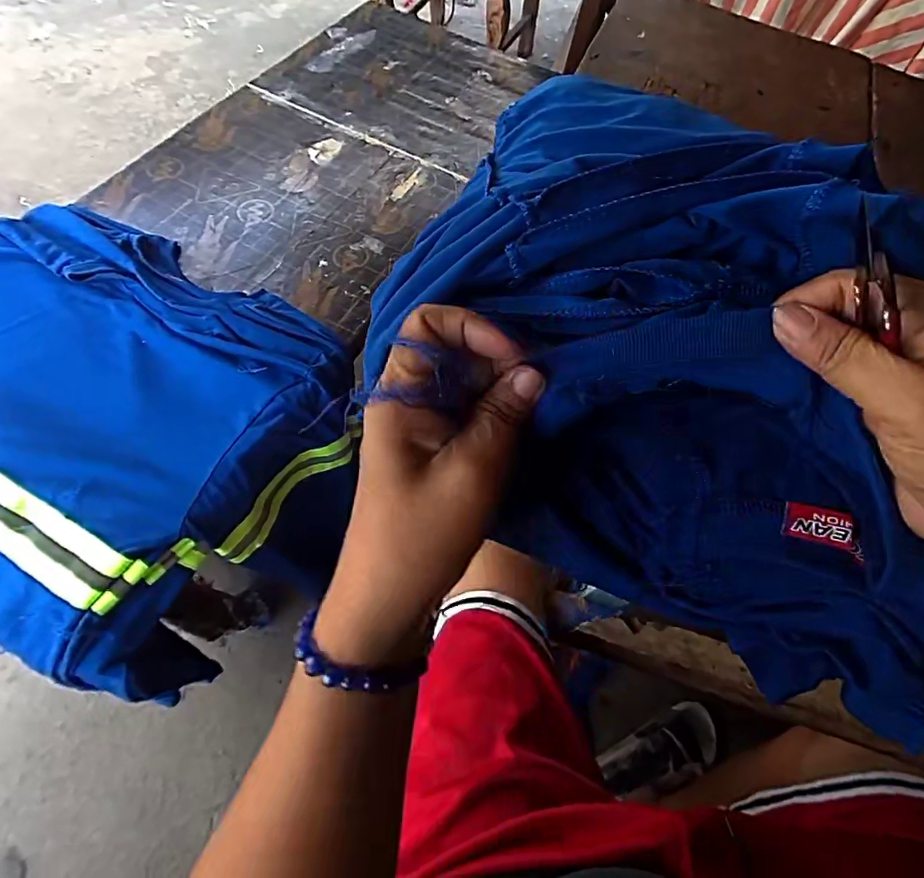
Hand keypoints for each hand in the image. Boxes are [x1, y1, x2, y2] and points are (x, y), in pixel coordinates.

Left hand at [316, 306, 544, 663]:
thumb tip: (534, 371)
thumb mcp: (472, 473)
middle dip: (496, 356)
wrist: (386, 600)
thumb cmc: (420, 536)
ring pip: (465, 379)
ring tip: (537, 403)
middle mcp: (408, 398)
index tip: (512, 357)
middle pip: (452, 348)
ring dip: (502, 384)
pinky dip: (499, 408)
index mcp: (399, 394)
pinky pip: (470, 408)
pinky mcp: (438, 445)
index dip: (470, 326)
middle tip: (537, 384)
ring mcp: (423, 422)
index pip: (426, 324)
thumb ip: (504, 416)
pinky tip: (525, 422)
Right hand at [771, 270, 923, 570]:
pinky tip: (790, 388)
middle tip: (764, 348)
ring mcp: (912, 373)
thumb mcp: (907, 401)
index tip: (772, 327)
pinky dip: (820, 384)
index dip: (817, 298)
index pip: (866, 284)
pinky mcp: (895, 407)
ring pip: (846, 348)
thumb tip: (778, 314)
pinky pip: (848, 381)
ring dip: (812, 358)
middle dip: (811, 327)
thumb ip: (842, 354)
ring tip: (767, 367)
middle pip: (853, 312)